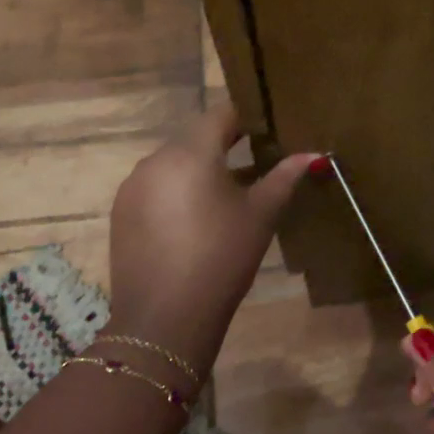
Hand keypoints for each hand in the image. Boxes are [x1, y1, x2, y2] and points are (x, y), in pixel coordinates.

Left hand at [106, 104, 316, 371]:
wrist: (164, 319)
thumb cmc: (221, 258)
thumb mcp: (260, 216)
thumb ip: (284, 178)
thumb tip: (312, 155)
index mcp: (190, 152)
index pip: (222, 114)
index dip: (248, 117)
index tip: (270, 130)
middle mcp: (154, 159)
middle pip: (196, 138)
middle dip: (225, 145)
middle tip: (257, 163)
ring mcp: (132, 187)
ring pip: (173, 164)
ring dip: (199, 170)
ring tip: (228, 195)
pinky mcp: (121, 213)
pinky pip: (155, 188)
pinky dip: (176, 192)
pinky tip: (195, 221)